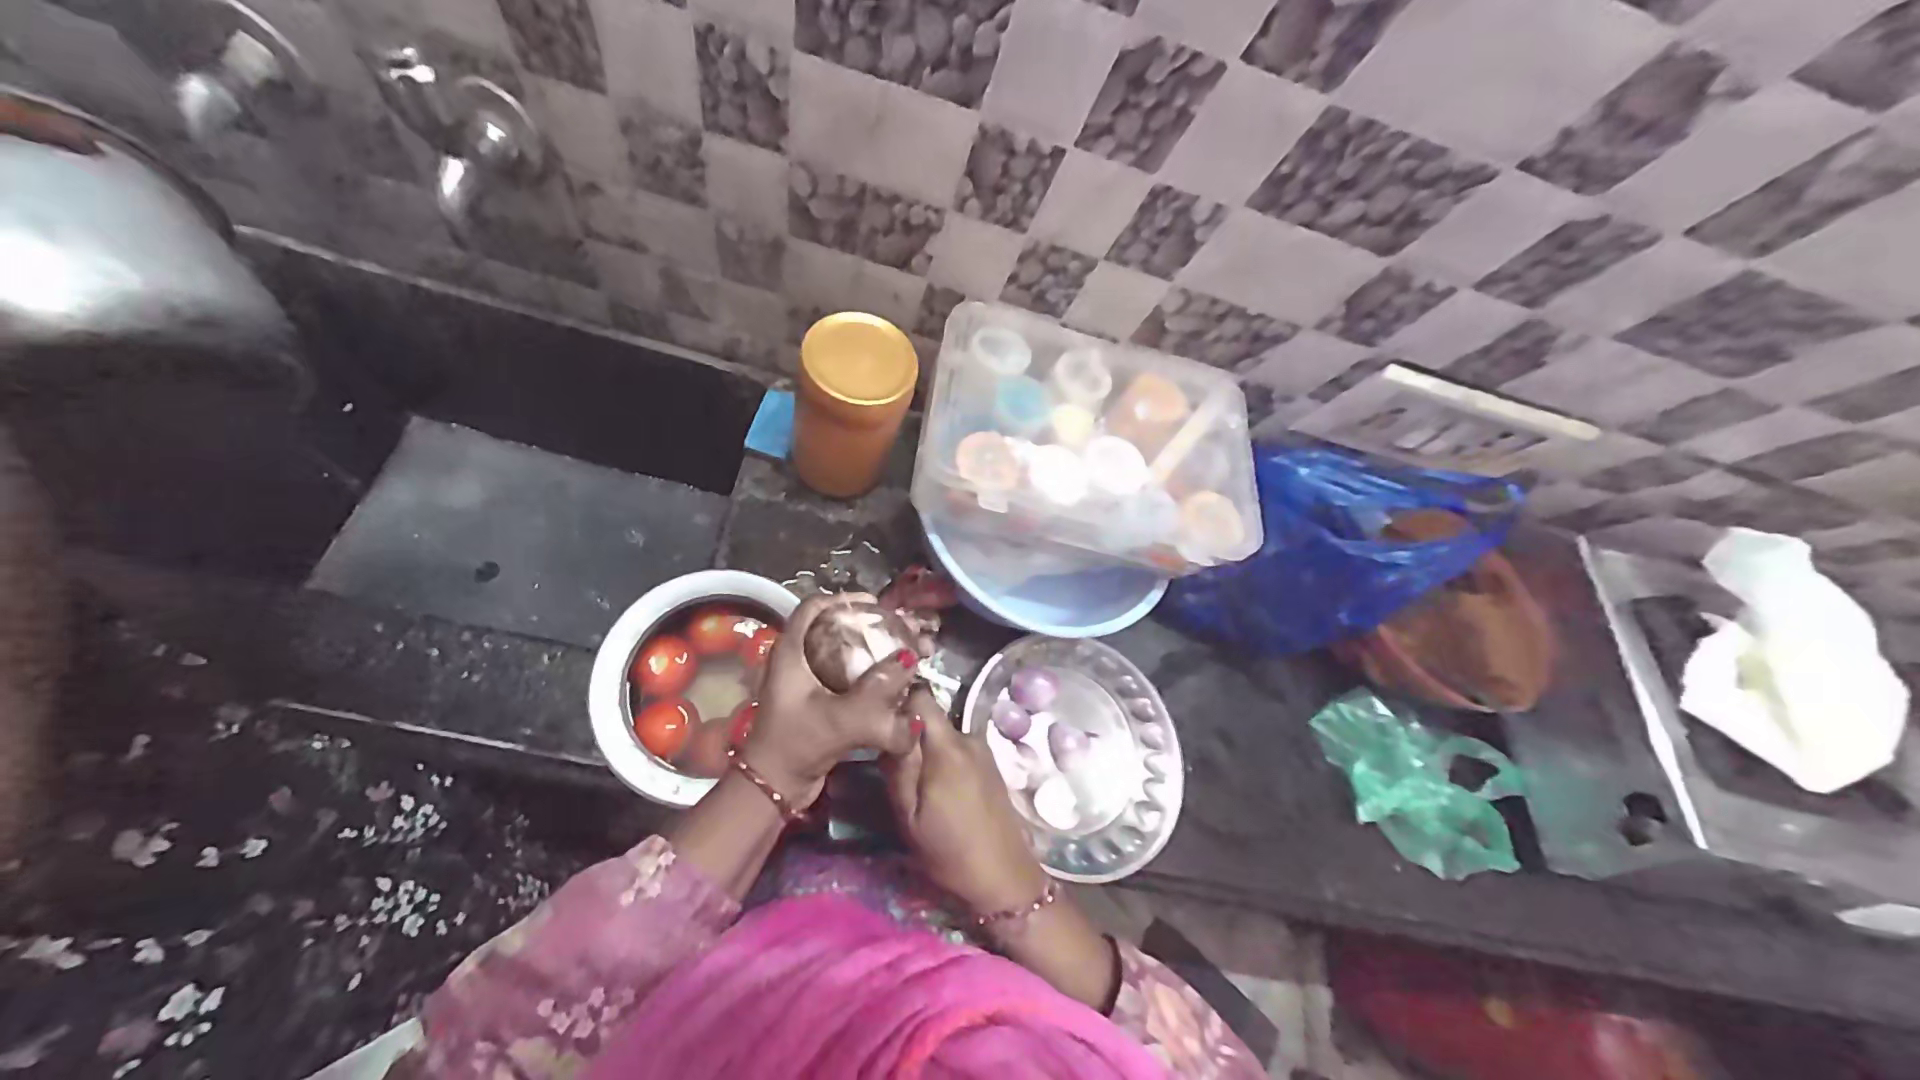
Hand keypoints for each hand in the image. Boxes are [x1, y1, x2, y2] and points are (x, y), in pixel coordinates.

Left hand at [743, 593, 917, 808]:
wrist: (774, 788)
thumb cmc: (797, 744)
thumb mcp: (838, 718)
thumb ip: (876, 691)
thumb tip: (910, 660)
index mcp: (791, 653)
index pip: (813, 608)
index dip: (842, 600)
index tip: (874, 605)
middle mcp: (798, 662)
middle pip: (834, 630)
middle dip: (870, 628)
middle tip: (901, 630)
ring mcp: (808, 684)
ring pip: (844, 655)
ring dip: (874, 653)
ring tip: (905, 653)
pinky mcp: (819, 704)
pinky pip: (848, 679)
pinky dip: (871, 676)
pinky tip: (895, 682)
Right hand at [884, 686, 1048, 915]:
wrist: (1005, 879)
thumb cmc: (950, 853)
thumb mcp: (910, 817)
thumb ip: (898, 767)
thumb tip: (889, 728)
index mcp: (947, 747)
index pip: (920, 696)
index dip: (898, 704)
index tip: (881, 724)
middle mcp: (968, 737)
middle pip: (931, 717)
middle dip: (910, 733)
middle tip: (893, 765)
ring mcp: (983, 749)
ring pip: (942, 734)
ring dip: (927, 750)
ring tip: (917, 784)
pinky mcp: (990, 763)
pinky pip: (957, 748)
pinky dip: (943, 760)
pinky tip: (940, 791)